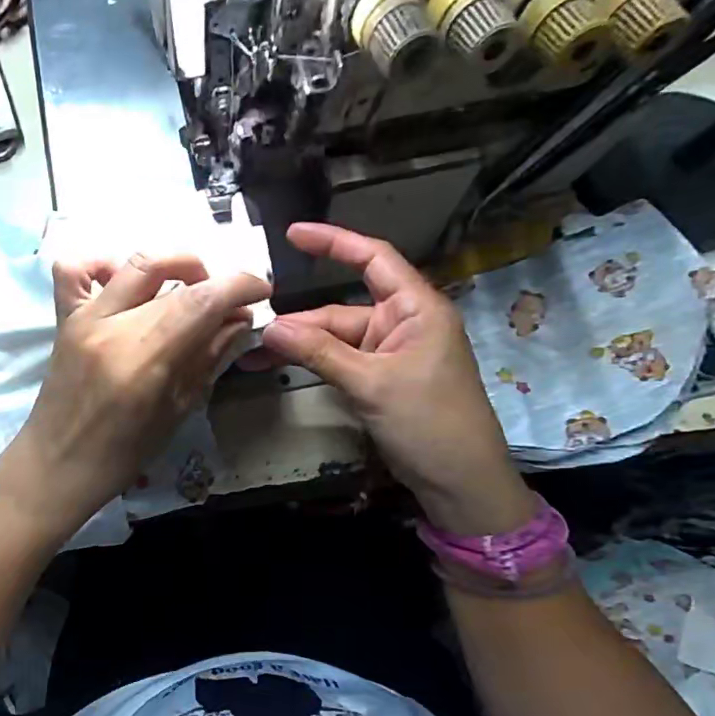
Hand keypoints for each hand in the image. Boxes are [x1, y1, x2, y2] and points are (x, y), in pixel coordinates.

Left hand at [0, 252, 271, 539]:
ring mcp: (83, 319)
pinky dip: (105, 263)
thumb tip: (239, 321)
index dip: (238, 286)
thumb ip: (208, 359)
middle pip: (175, 281)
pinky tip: (126, 283)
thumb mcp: (177, 412)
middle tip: (230, 307)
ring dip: (174, 265)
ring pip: (136, 264)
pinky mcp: (64, 318)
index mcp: (143, 361)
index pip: (200, 301)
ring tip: (190, 287)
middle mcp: (111, 329)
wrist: (56, 466)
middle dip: (215, 284)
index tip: (260, 291)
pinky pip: (76, 269)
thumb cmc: (121, 454)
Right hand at [257, 223, 534, 533]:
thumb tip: (270, 328)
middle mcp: (403, 324)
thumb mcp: (371, 384)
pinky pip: (342, 363)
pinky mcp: (382, 381)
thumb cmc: (429, 422)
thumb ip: (320, 353)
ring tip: (257, 356)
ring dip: (301, 347)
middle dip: (300, 322)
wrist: (460, 481)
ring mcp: (391, 355)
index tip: (292, 234)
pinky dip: (315, 365)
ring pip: (337, 340)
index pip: (373, 259)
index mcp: (415, 308)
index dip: (334, 242)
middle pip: (341, 310)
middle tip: (254, 335)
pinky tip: (283, 368)